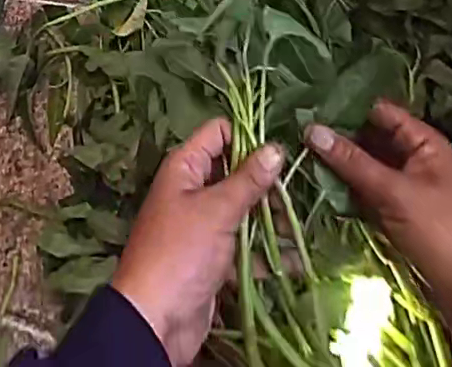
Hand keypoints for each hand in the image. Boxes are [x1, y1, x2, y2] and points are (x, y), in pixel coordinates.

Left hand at [111, 119, 283, 365]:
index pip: (218, 133)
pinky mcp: (211, 255)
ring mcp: (202, 222)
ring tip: (296, 227)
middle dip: (263, 182)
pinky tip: (293, 261)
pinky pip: (242, 244)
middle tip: (291, 196)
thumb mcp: (217, 210)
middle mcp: (192, 187)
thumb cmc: (181, 251)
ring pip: (241, 208)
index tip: (278, 152)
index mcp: (185, 166)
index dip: (246, 136)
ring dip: (268, 217)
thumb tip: (275, 148)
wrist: (154, 319)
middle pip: (233, 171)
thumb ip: (248, 179)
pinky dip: (263, 251)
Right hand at [305, 100, 451, 366]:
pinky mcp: (403, 220)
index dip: (342, 105)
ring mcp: (409, 191)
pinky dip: (347, 194)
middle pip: (368, 139)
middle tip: (290, 132)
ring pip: (365, 169)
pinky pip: (369, 197)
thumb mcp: (398, 195)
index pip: (375, 110)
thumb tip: (311, 128)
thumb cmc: (451, 239)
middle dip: (334, 137)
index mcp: (422, 142)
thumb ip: (353, 162)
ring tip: (294, 156)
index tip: (303, 104)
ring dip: (337, 167)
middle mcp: (414, 160)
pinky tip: (316, 189)